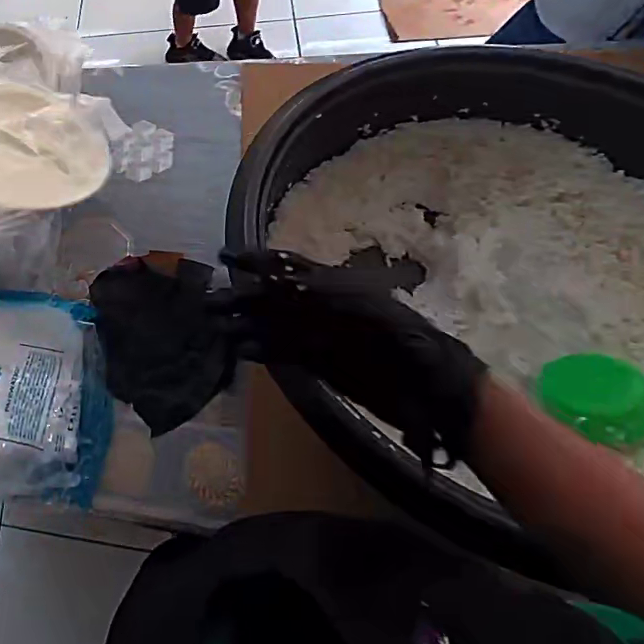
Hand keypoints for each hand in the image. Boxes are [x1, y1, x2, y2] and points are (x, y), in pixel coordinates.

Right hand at [221, 249, 487, 465]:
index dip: (257, 261)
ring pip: (270, 324)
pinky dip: (261, 351)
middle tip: (210, 300)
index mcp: (332, 287)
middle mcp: (318, 307)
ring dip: (243, 324)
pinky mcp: (317, 362)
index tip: (228, 256)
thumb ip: (334, 299)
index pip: (287, 267)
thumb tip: (294, 286)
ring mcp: (316, 335)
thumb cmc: (410, 343)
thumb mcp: (375, 313)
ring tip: (216, 327)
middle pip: (272, 297)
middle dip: (240, 296)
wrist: (433, 386)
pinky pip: (281, 352)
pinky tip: (241, 350)